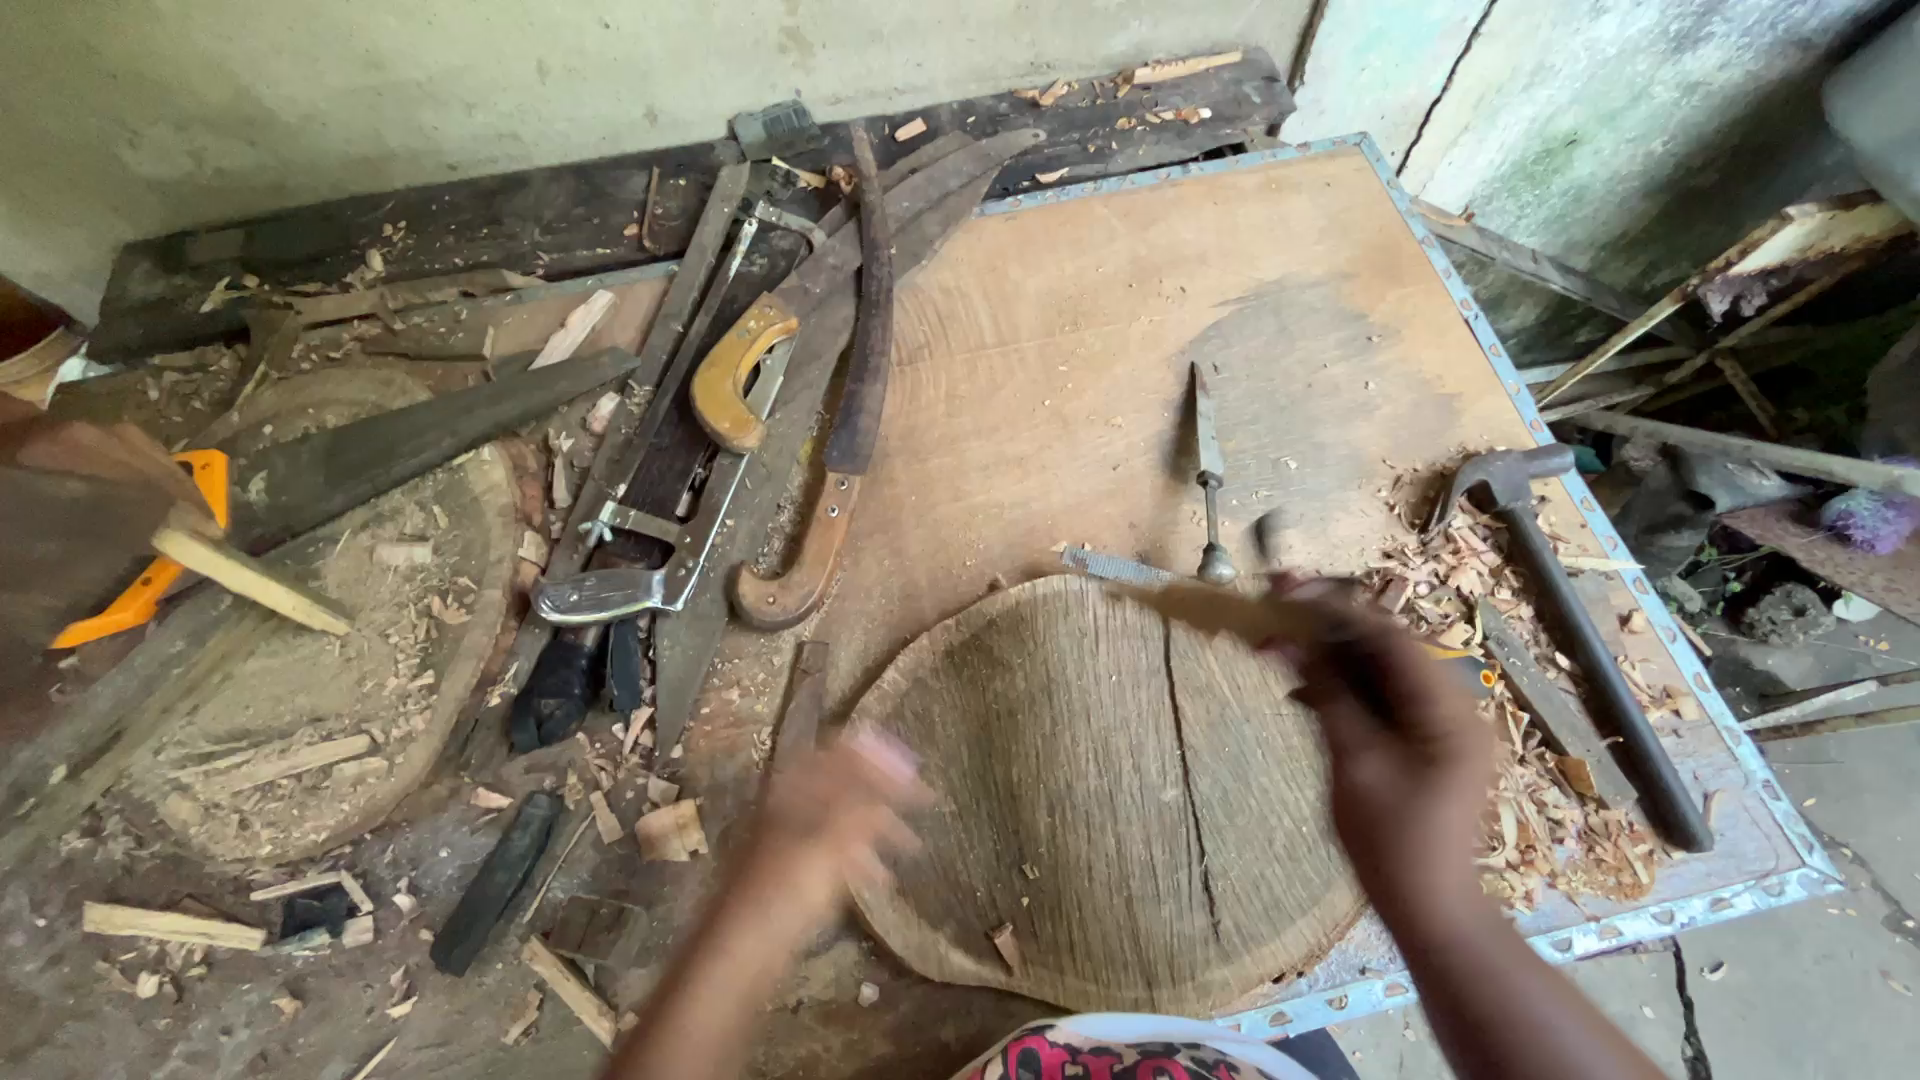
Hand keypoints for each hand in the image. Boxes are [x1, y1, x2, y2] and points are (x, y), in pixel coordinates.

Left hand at [722, 728, 931, 935]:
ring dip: (879, 826)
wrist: (737, 954)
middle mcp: (792, 808)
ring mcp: (791, 841)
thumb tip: (893, 773)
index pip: (840, 755)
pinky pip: (836, 852)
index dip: (876, 755)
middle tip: (923, 800)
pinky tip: (882, 878)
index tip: (912, 764)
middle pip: (846, 785)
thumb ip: (861, 809)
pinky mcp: (794, 874)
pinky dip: (862, 857)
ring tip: (911, 845)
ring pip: (843, 820)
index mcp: (796, 792)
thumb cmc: (783, 895)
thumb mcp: (829, 846)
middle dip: (885, 791)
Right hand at [1267, 573, 1493, 928]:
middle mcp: (1447, 704)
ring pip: (1374, 667)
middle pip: (1382, 643)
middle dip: (1324, 623)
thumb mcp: (1353, 761)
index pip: (1387, 633)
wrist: (1428, 905)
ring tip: (1273, 646)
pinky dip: (1337, 687)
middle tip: (1272, 605)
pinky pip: (1375, 695)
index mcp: (1443, 707)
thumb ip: (1328, 693)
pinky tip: (1300, 691)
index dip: (1333, 605)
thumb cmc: (1392, 840)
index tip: (1283, 590)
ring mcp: (1434, 722)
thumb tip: (1293, 641)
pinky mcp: (1418, 739)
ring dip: (1325, 655)